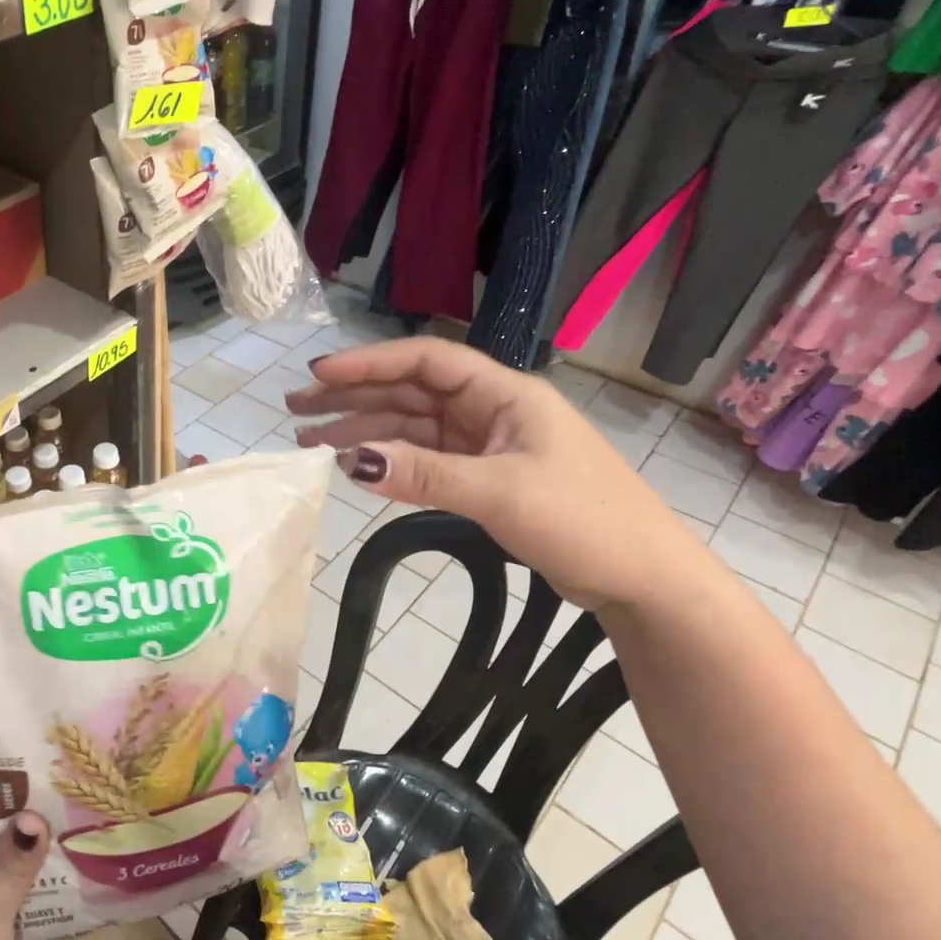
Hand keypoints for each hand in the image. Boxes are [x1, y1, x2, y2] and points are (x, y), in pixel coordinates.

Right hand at [287, 337, 710, 608]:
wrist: (644, 579)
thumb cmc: (585, 522)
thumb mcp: (500, 494)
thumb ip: (424, 474)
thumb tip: (351, 461)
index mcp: (504, 394)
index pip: (425, 360)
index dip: (369, 363)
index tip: (318, 374)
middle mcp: (490, 410)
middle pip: (409, 391)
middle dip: (351, 396)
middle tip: (295, 409)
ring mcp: (486, 444)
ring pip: (411, 425)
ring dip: (362, 430)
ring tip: (309, 441)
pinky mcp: (483, 476)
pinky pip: (423, 457)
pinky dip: (388, 460)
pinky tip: (355, 466)